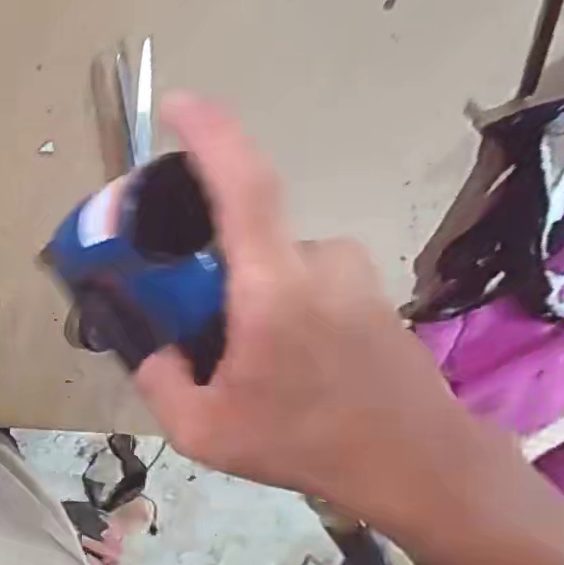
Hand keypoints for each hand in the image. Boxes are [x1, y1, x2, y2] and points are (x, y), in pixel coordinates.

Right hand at [133, 93, 502, 526]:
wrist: (411, 460)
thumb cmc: (298, 443)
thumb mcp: (197, 430)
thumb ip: (159, 382)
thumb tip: (153, 351)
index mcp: (270, 291)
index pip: (242, 189)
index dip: (210, 137)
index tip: (177, 105)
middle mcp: (316, 263)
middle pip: (237, 242)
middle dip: (200, 282)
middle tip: (187, 337)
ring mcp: (348, 272)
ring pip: (265, 266)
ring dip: (235, 303)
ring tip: (234, 366)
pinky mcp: (365, 289)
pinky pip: (295, 279)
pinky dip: (266, 309)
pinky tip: (274, 364)